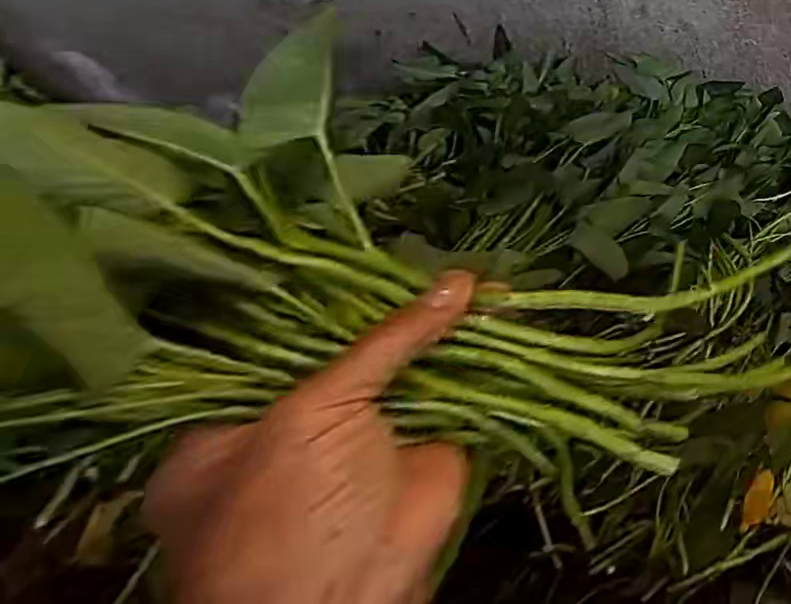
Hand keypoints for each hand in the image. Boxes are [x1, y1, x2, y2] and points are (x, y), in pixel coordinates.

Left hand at [145, 271, 477, 603]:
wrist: (347, 591)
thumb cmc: (286, 510)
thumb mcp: (315, 412)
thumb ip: (387, 341)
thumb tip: (458, 279)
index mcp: (240, 425)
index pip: (291, 343)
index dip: (342, 301)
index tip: (387, 258)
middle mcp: (307, 422)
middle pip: (367, 349)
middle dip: (411, 308)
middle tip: (453, 264)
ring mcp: (379, 429)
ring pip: (421, 363)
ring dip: (457, 325)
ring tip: (493, 280)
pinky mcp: (437, 437)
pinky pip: (465, 385)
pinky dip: (490, 352)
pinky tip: (511, 313)